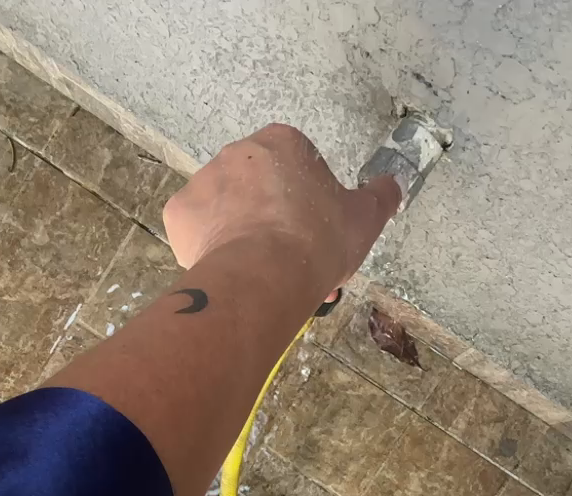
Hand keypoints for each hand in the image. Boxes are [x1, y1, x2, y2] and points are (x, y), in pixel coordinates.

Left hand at [163, 124, 400, 299]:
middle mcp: (237, 152)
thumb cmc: (316, 242)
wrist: (264, 275)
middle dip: (274, 223)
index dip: (308, 207)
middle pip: (259, 191)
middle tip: (289, 264)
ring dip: (243, 237)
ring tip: (260, 276)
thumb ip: (380, 197)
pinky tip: (231, 272)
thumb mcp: (364, 219)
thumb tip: (392, 186)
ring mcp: (203, 181)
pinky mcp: (178, 215)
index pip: (297, 169)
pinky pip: (197, 233)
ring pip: (227, 212)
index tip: (314, 238)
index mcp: (282, 143)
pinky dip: (211, 251)